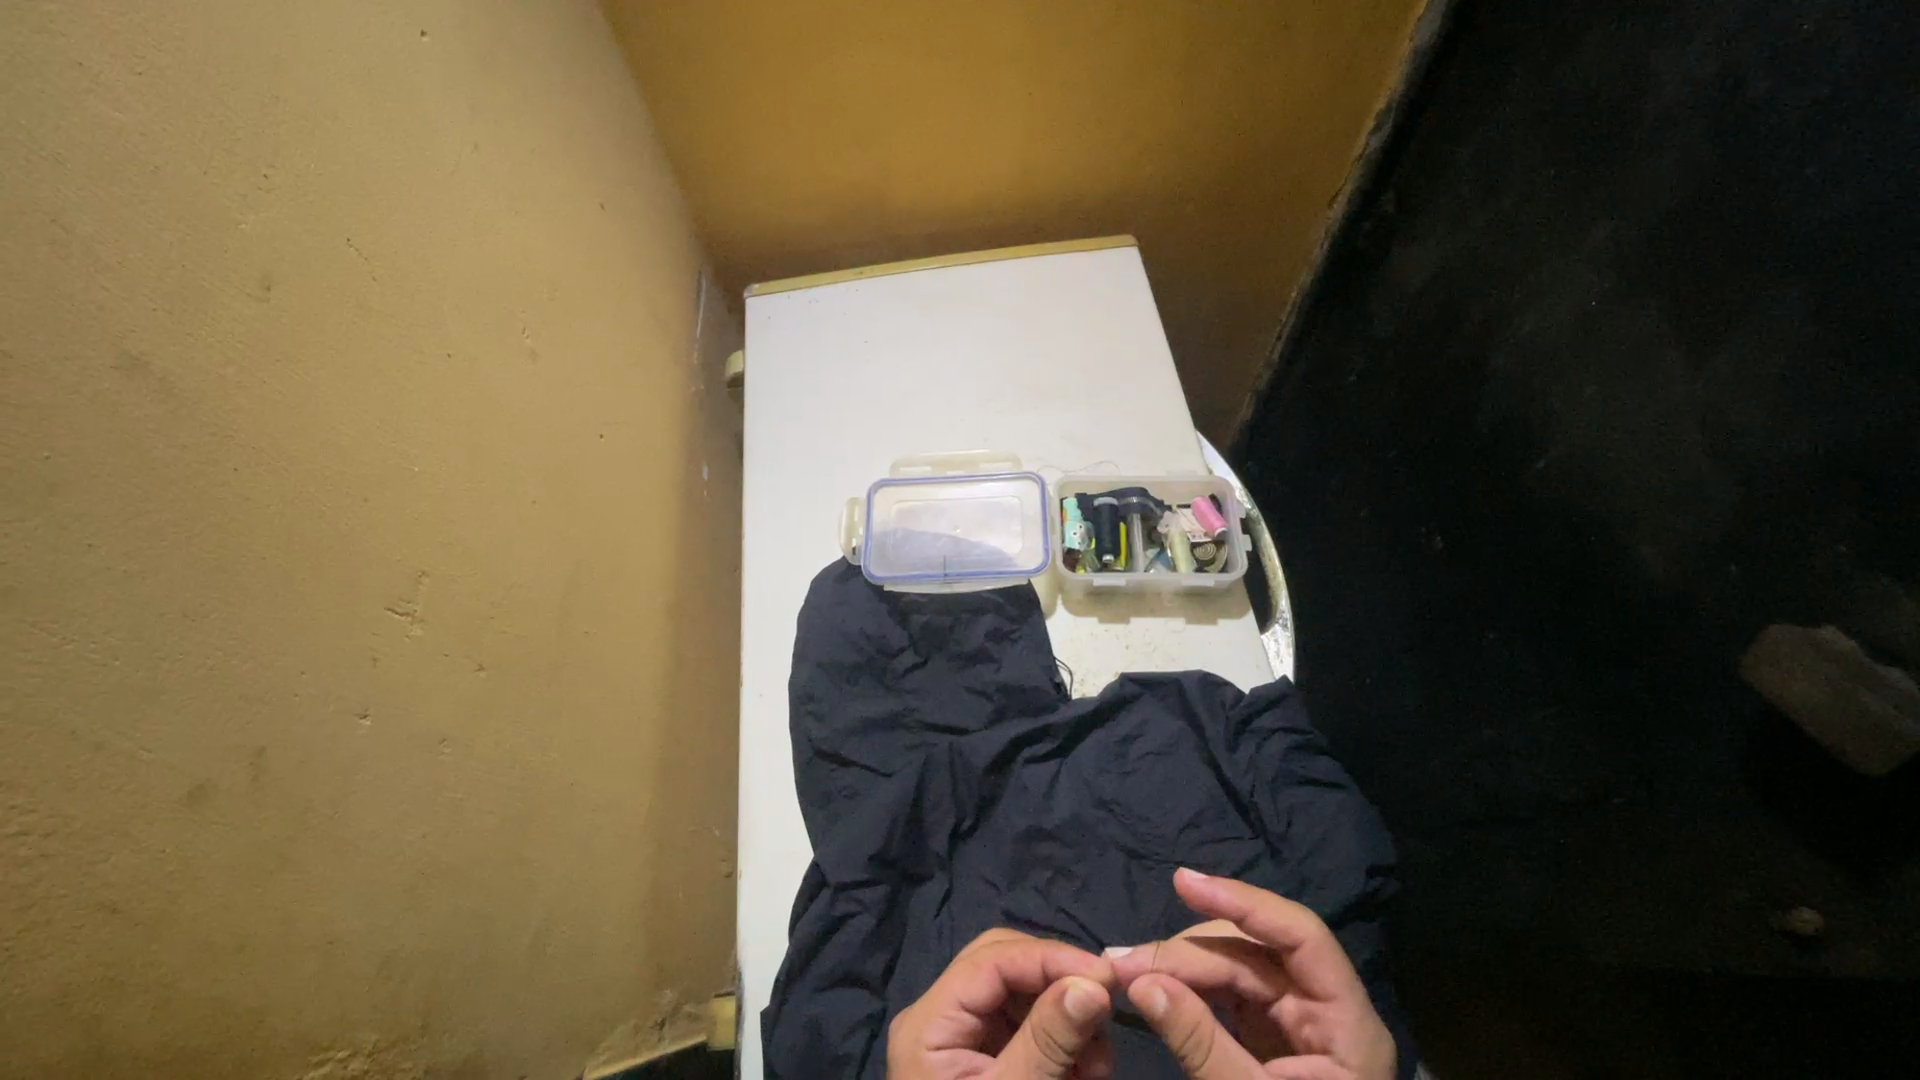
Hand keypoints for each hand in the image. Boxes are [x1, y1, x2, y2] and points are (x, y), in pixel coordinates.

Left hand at [888, 928, 1117, 1079]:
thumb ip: (1048, 1041)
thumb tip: (1093, 982)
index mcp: (928, 1023)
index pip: (991, 959)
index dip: (1049, 957)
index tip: (1104, 976)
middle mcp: (939, 1016)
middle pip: (1003, 964)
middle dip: (1056, 982)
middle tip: (1102, 1010)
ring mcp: (960, 1035)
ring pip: (1018, 992)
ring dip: (1064, 1015)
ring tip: (1095, 1063)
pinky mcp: (982, 1055)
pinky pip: (1024, 1025)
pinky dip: (1060, 1040)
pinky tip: (1083, 1072)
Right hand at [1106, 869, 1394, 1079]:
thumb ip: (1201, 1043)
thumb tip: (1141, 980)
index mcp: (1349, 1024)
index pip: (1300, 936)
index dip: (1242, 902)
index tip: (1183, 882)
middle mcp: (1326, 1007)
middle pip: (1254, 951)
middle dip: (1187, 951)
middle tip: (1125, 961)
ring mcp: (1297, 1020)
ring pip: (1235, 967)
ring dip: (1179, 966)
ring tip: (1129, 971)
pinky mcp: (1271, 1033)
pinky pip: (1228, 993)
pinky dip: (1188, 987)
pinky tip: (1155, 985)